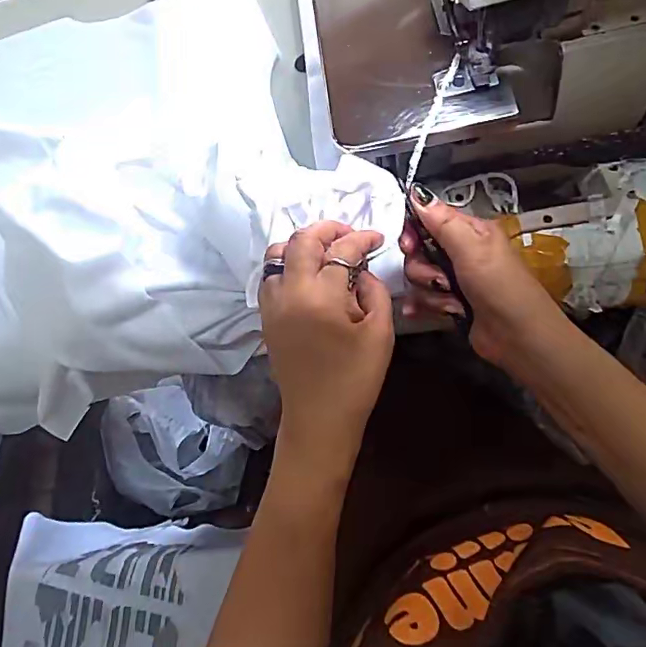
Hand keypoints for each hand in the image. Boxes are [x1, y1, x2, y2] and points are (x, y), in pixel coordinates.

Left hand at [259, 222, 393, 477]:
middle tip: (350, 235)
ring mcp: (272, 303)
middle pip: (301, 241)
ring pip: (277, 253)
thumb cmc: (356, 379)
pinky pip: (270, 275)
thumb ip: (374, 291)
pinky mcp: (265, 315)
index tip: (377, 238)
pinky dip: (287, 263)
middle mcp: (289, 293)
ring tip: (327, 252)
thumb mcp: (380, 333)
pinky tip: (309, 273)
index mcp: (320, 297)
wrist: (318, 416)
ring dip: (302, 244)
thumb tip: (361, 269)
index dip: (362, 238)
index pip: (341, 251)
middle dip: (328, 229)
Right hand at [400, 197, 560, 372]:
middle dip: (421, 267)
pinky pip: (423, 298)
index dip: (413, 231)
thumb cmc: (500, 288)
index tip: (410, 245)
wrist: (518, 337)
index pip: (428, 220)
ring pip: (419, 277)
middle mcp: (461, 253)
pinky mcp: (451, 303)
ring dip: (428, 291)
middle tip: (437, 279)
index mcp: (470, 232)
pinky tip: (427, 312)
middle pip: (419, 251)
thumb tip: (418, 193)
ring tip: (450, 300)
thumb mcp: (472, 248)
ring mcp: (455, 279)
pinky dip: (423, 306)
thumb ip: (442, 222)